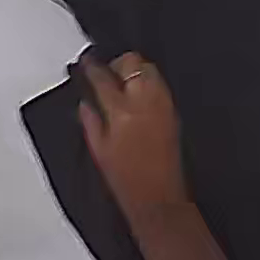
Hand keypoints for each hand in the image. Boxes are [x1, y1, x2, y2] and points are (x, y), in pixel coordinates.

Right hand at [76, 53, 191, 222]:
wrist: (159, 198)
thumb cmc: (125, 178)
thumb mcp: (98, 148)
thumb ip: (90, 118)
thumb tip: (86, 100)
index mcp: (121, 111)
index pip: (103, 77)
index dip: (92, 66)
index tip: (86, 63)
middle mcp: (144, 101)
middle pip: (132, 62)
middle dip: (117, 64)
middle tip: (107, 75)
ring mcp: (162, 104)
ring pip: (149, 68)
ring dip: (134, 71)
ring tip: (123, 85)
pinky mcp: (173, 111)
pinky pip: (159, 83)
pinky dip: (147, 82)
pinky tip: (137, 96)